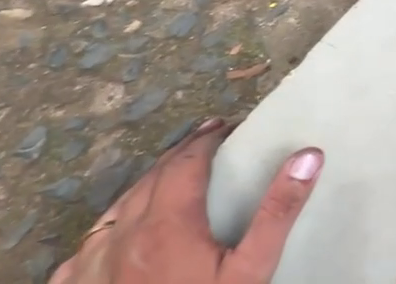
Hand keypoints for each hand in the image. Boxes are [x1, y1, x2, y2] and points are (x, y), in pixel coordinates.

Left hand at [51, 118, 321, 283]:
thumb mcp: (251, 269)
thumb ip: (278, 211)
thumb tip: (309, 154)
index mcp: (166, 225)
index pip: (185, 164)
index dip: (207, 139)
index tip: (230, 126)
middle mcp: (123, 238)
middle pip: (149, 180)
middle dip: (180, 153)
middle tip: (208, 137)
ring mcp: (91, 268)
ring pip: (115, 210)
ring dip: (146, 184)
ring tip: (170, 174)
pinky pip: (86, 246)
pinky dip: (110, 225)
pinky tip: (119, 231)